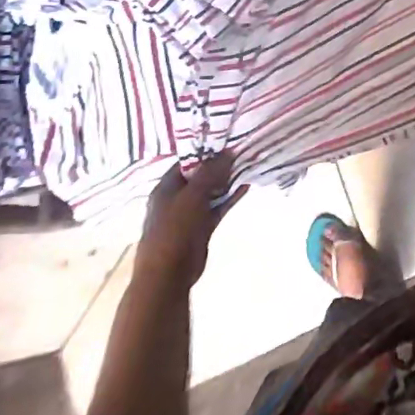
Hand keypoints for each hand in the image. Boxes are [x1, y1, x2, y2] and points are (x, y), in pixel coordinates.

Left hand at [136, 152, 246, 289]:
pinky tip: (246, 186)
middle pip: (201, 175)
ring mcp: (190, 213)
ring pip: (211, 191)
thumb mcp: (192, 195)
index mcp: (166, 187)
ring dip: (227, 181)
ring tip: (247, 165)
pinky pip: (218, 207)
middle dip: (220, 165)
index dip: (206, 151)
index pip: (187, 162)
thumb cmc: (174, 229)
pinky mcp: (202, 227)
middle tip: (242, 150)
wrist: (168, 273)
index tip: (227, 141)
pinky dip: (230, 198)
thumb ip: (210, 172)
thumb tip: (228, 151)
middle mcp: (177, 197)